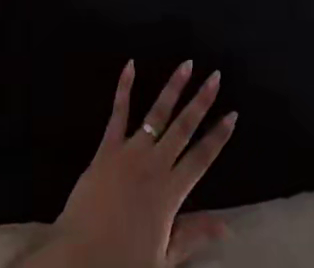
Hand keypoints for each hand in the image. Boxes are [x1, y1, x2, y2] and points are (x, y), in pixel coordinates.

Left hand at [18, 60, 238, 267]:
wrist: (81, 256)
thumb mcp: (165, 258)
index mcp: (171, 191)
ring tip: (187, 65)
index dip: (219, 136)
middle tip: (216, 76)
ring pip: (157, 114)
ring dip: (173, 88)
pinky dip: (124, 88)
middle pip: (184, 127)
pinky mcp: (107, 148)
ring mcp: (130, 152)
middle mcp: (155, 165)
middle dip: (202, 101)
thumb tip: (227, 224)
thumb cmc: (124, 260)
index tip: (233, 114)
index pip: (202, 158)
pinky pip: (118, 113)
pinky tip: (130, 66)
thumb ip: (194, 234)